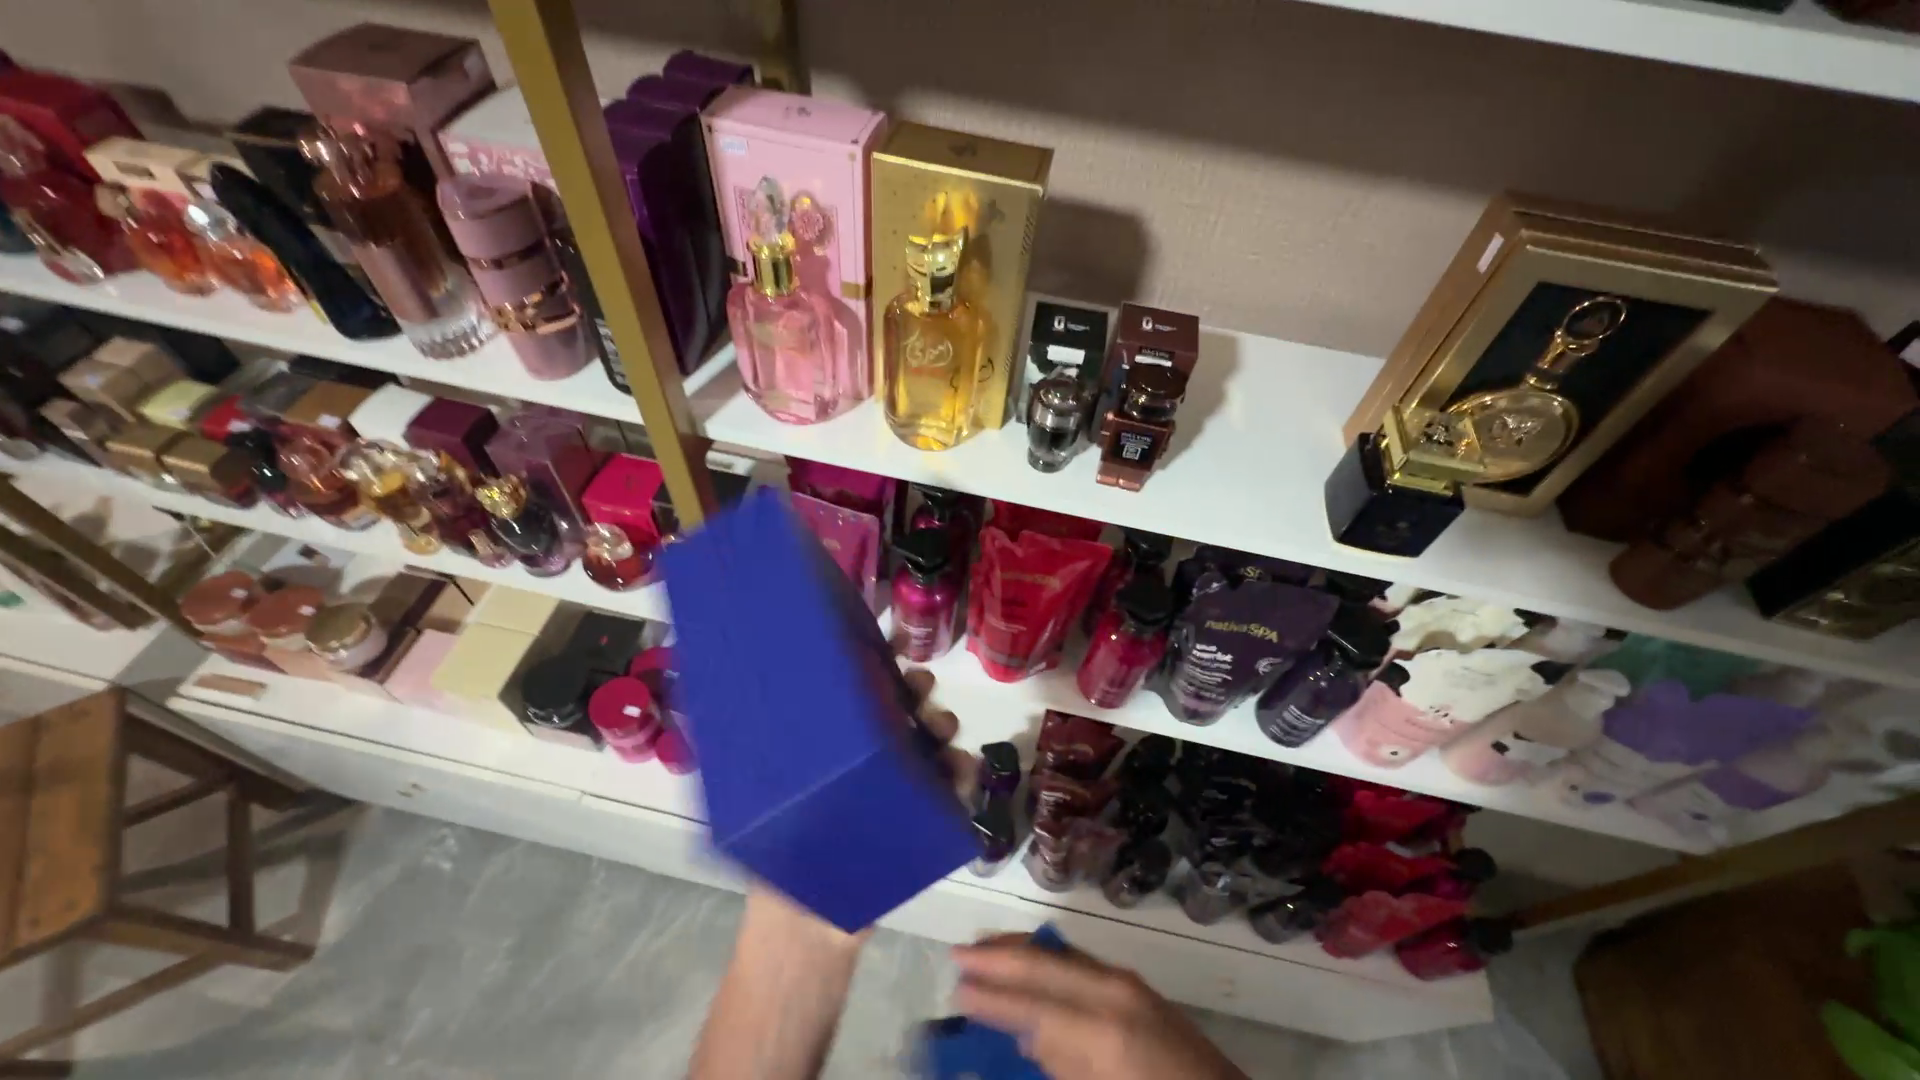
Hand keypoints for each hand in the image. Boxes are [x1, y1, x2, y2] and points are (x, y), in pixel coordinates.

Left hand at [741, 667, 970, 945]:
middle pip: (902, 715)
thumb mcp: (758, 805)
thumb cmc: (779, 864)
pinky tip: (961, 769)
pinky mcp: (925, 824)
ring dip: (942, 727)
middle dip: (914, 692)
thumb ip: (747, 759)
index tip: (886, 646)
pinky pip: (952, 794)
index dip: (875, 670)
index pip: (858, 701)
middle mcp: (871, 766)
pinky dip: (963, 777)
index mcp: (836, 753)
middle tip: (916, 685)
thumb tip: (711, 699)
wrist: (808, 931)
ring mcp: (902, 794)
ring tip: (939, 725)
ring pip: (932, 746)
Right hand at [952, 937, 1249, 1079]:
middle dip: (1000, 957)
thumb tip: (1028, 1039)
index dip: (992, 997)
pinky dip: (1051, 958)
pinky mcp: (1141, 990)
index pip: (1032, 1005)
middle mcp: (1114, 994)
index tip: (956, 987)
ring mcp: (1131, 987)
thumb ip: (1060, 1064)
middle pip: (1045, 964)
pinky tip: (1034, 965)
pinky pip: (1083, 963)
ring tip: (987, 949)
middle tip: (959, 952)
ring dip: (1024, 951)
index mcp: (1102, 1030)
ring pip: (1063, 954)